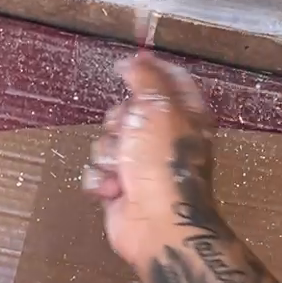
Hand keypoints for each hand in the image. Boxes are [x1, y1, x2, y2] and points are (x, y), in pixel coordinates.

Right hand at [82, 53, 218, 267]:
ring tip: (122, 171)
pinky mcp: (120, 188)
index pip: (169, 80)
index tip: (125, 67)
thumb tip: (134, 59)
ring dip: (108, 155)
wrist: (155, 223)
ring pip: (106, 141)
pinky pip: (96, 170)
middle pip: (126, 110)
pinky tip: (113, 189)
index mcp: (185, 116)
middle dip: (118, 122)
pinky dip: (101, 179)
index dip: (147, 70)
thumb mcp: (157, 108)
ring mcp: (140, 164)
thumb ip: (145, 78)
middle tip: (127, 134)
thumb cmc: (163, 163)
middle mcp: (164, 138)